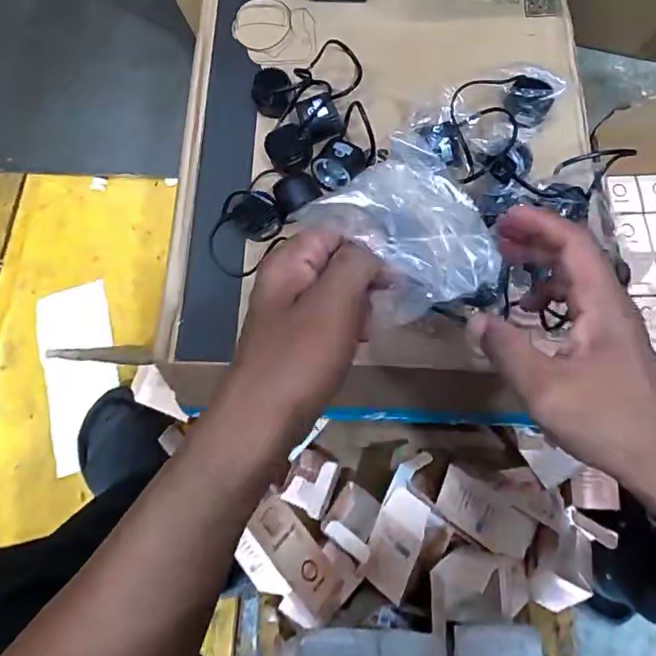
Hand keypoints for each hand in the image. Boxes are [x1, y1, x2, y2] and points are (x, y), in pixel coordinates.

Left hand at [216, 231, 382, 441]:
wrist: (261, 423)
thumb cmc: (300, 358)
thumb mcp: (335, 301)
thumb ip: (356, 263)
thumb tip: (374, 248)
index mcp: (288, 261)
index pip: (335, 231)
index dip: (367, 244)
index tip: (394, 270)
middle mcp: (285, 280)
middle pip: (336, 260)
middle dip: (365, 276)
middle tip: (384, 300)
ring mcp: (288, 312)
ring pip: (336, 292)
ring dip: (360, 303)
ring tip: (370, 325)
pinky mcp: (295, 340)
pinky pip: (330, 319)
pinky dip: (349, 326)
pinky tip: (358, 343)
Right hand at [470, 206, 655, 520]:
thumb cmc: (607, 420)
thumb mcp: (546, 388)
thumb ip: (507, 350)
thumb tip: (474, 319)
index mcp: (602, 302)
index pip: (573, 242)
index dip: (539, 223)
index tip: (504, 216)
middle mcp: (611, 303)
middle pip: (575, 254)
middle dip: (537, 239)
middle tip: (498, 237)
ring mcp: (614, 324)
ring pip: (577, 279)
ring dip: (543, 267)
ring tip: (508, 268)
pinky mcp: (611, 344)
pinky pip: (579, 303)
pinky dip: (551, 298)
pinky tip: (530, 314)